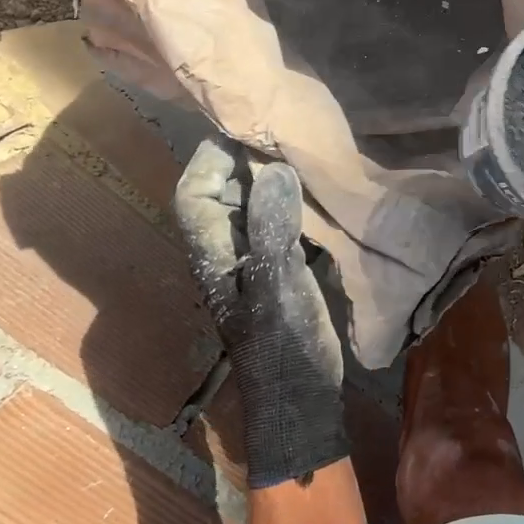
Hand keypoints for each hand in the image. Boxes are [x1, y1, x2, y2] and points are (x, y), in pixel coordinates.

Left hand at [174, 136, 347, 487]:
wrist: (301, 396)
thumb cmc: (283, 343)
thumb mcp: (278, 284)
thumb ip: (273, 227)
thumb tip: (272, 168)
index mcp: (216, 257)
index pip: (197, 195)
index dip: (213, 160)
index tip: (246, 127)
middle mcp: (230, 257)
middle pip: (225, 200)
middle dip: (246, 165)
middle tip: (285, 133)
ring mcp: (257, 268)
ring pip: (256, 214)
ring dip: (274, 185)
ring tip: (308, 156)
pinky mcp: (284, 277)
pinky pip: (283, 230)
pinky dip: (297, 208)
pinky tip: (326, 198)